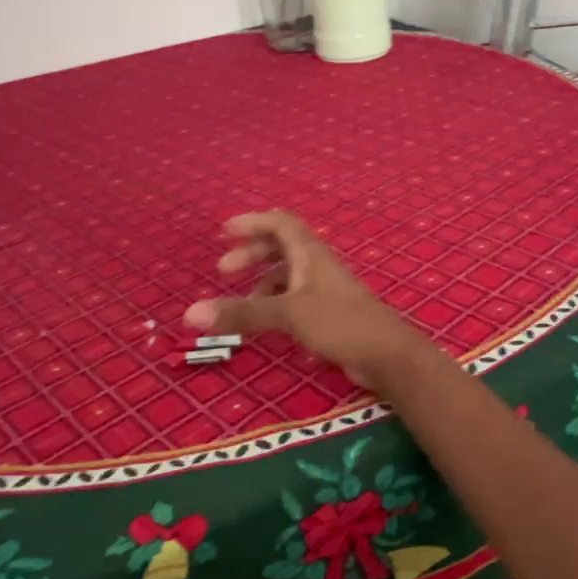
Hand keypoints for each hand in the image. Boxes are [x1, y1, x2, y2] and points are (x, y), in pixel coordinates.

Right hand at [184, 211, 427, 387]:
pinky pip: (298, 302)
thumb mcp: (287, 315)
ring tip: (242, 306)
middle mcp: (319, 267)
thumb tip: (189, 314)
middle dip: (252, 254)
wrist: (388, 355)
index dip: (251, 223)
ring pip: (290, 277)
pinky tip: (270, 327)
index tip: (223, 232)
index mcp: (311, 254)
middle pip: (282, 248)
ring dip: (263, 284)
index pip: (280, 223)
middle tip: (223, 270)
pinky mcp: (332, 316)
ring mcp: (327, 292)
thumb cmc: (340, 323)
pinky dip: (278, 307)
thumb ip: (242, 313)